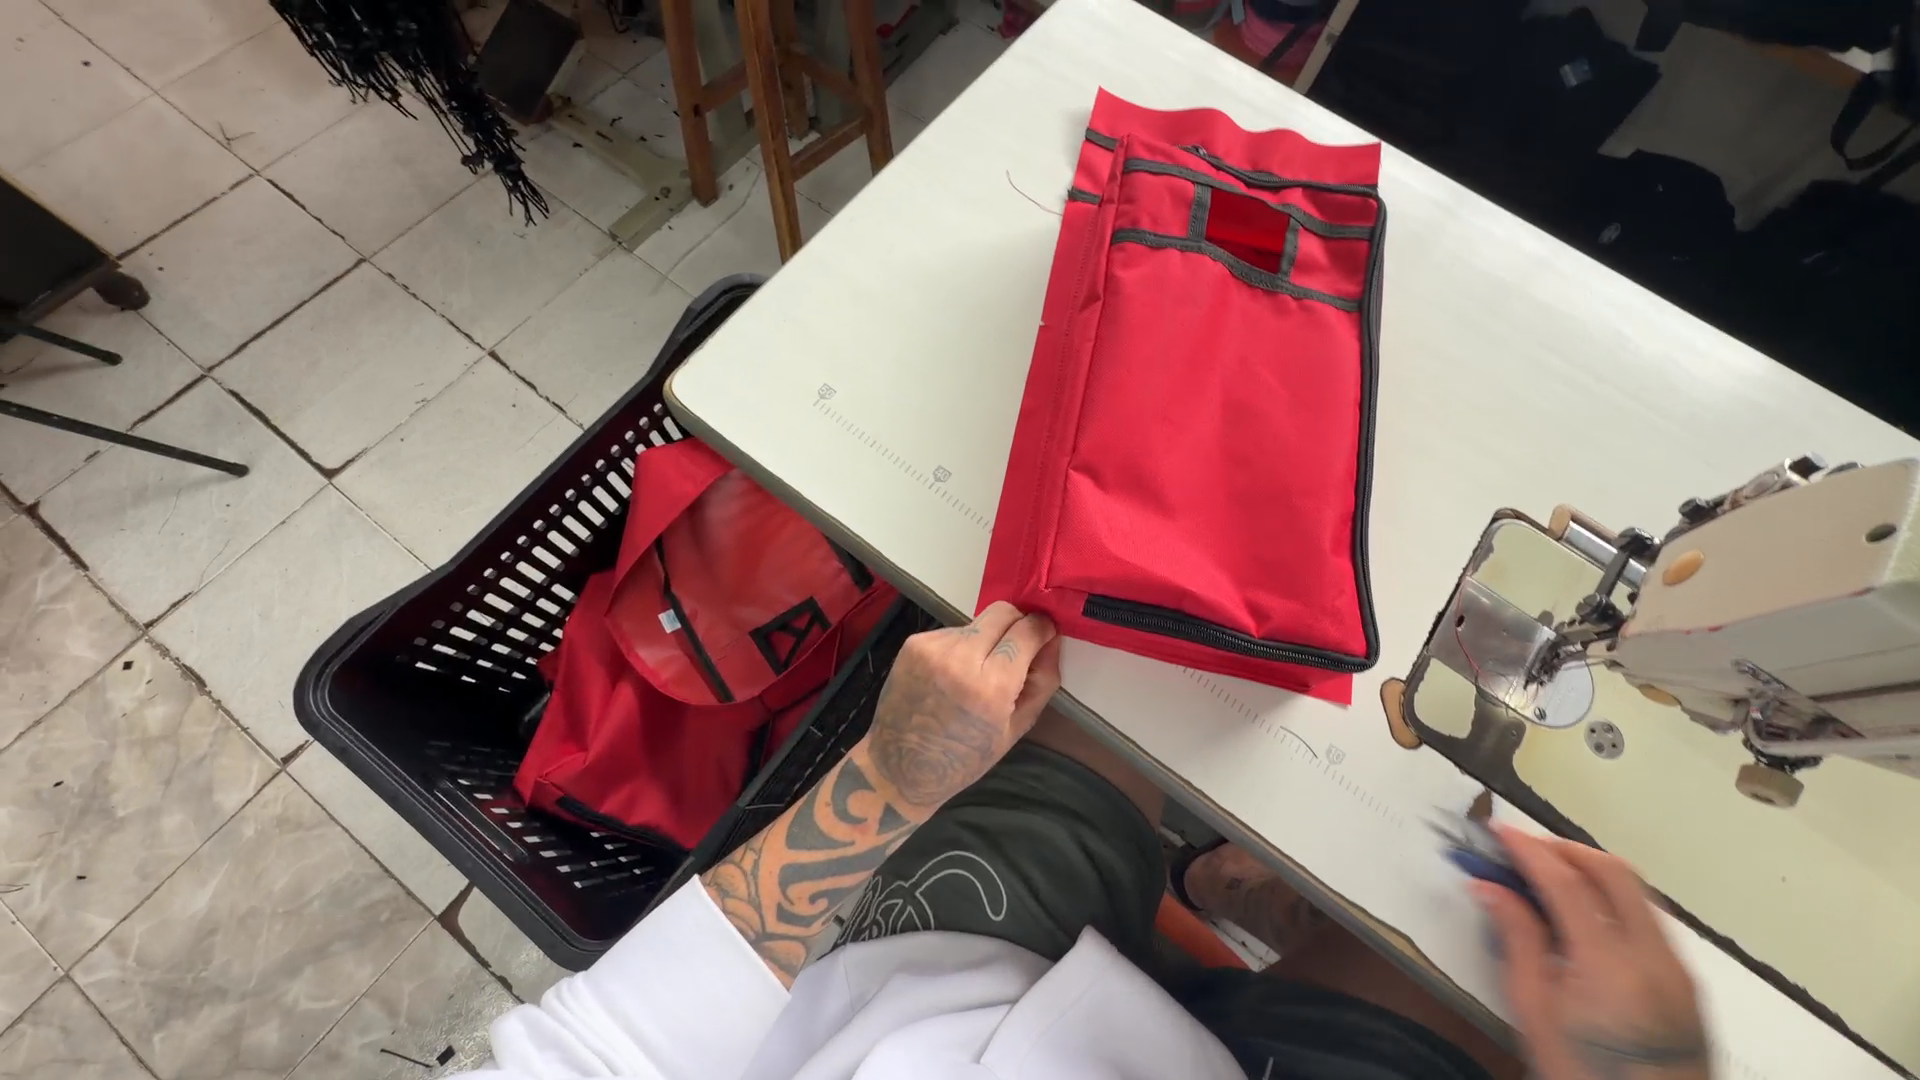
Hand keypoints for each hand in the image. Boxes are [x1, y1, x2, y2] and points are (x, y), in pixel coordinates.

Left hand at [862, 601, 1060, 816]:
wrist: (899, 767)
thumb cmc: (964, 758)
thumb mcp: (1016, 728)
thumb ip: (1043, 680)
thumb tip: (1052, 639)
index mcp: (991, 687)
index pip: (1027, 630)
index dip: (1042, 628)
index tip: (1044, 636)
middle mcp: (960, 659)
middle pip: (1003, 612)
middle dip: (1017, 624)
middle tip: (1015, 651)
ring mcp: (933, 648)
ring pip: (977, 622)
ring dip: (986, 639)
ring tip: (976, 673)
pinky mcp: (914, 643)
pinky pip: (952, 632)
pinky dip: (961, 647)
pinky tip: (951, 676)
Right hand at [1475, 827, 1709, 1079]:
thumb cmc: (1577, 1069)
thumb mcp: (1532, 1008)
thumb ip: (1516, 939)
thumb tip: (1487, 885)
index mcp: (1610, 967)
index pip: (1567, 885)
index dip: (1529, 849)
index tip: (1498, 828)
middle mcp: (1654, 958)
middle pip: (1614, 873)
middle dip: (1564, 848)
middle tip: (1522, 848)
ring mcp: (1678, 968)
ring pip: (1637, 890)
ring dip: (1589, 868)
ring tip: (1545, 872)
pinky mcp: (1686, 978)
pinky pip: (1647, 915)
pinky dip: (1610, 895)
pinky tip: (1579, 910)